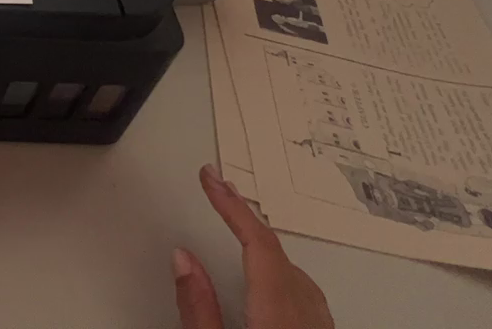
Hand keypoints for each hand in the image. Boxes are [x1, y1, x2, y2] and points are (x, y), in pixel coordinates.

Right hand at [173, 165, 332, 328]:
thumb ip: (199, 306)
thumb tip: (183, 258)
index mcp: (278, 314)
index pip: (258, 244)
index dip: (231, 205)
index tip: (209, 176)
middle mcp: (307, 319)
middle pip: (278, 254)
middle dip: (245, 217)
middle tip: (217, 185)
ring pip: (297, 273)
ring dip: (265, 242)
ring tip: (239, 220)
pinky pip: (308, 295)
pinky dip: (283, 269)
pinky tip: (272, 272)